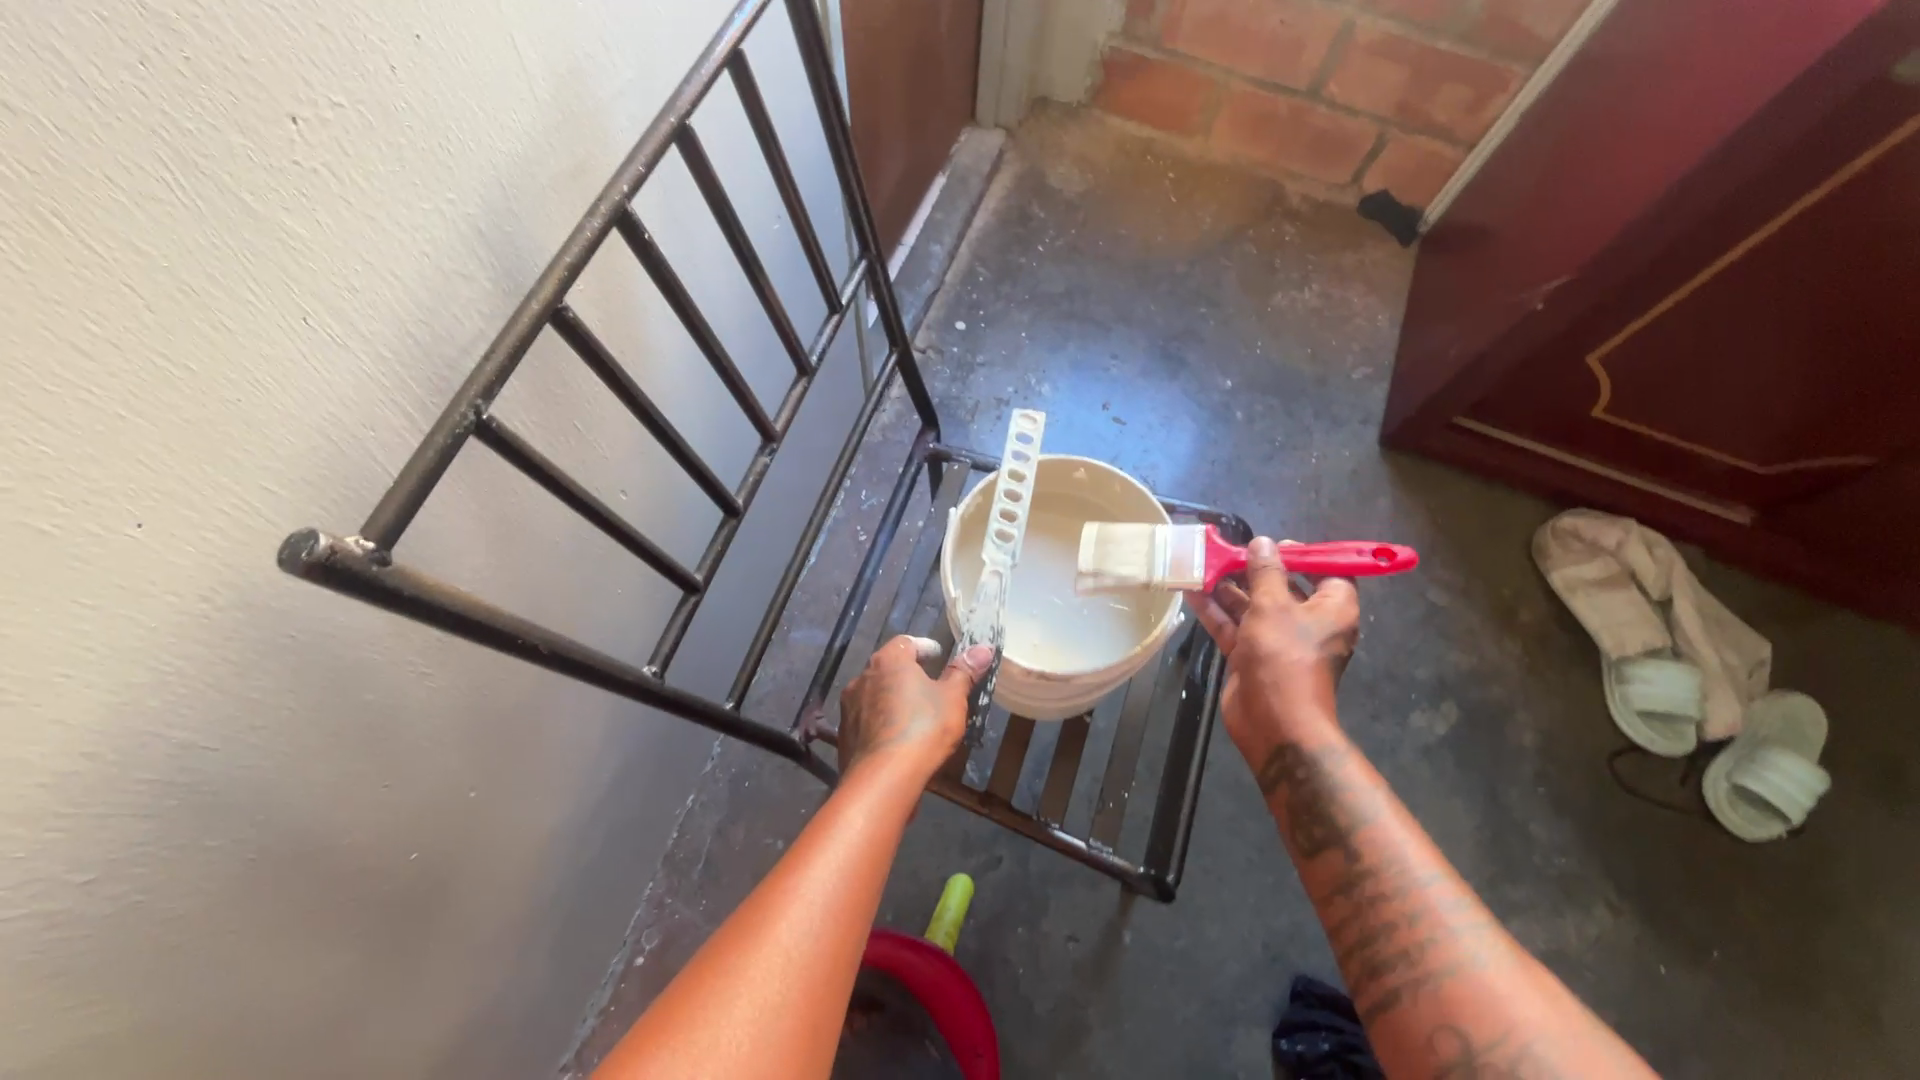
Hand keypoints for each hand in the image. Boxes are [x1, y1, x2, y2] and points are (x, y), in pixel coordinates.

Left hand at [836, 636, 994, 780]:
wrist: (883, 779)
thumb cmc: (923, 729)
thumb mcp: (953, 699)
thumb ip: (964, 672)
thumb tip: (983, 648)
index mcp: (889, 661)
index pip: (906, 642)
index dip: (924, 647)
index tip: (939, 655)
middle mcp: (862, 677)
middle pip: (888, 667)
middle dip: (907, 674)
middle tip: (930, 686)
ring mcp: (849, 707)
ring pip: (874, 694)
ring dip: (892, 698)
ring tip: (914, 714)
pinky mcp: (844, 734)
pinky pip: (866, 720)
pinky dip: (881, 722)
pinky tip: (896, 737)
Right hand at [1186, 536, 1359, 762]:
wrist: (1274, 721)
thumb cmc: (1285, 656)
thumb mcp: (1274, 605)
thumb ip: (1265, 572)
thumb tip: (1263, 542)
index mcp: (1332, 609)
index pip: (1326, 572)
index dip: (1301, 556)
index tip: (1272, 545)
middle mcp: (1308, 623)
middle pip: (1282, 587)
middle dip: (1253, 570)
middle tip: (1226, 551)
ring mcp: (1277, 641)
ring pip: (1252, 606)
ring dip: (1228, 588)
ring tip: (1201, 565)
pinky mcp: (1251, 656)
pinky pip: (1233, 626)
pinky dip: (1215, 610)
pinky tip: (1191, 590)